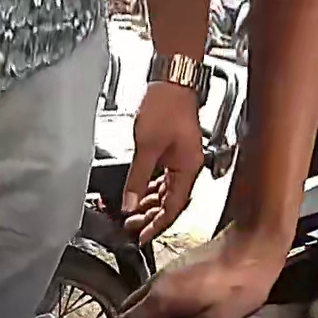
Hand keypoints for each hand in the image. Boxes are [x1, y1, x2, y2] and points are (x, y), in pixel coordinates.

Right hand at [100, 225, 288, 317]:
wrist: (253, 246)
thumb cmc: (239, 284)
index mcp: (161, 301)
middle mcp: (156, 285)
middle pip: (125, 311)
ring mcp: (165, 274)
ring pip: (138, 299)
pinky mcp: (176, 267)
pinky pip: (151, 290)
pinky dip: (148, 306)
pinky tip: (161, 315)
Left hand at [121, 82, 205, 243]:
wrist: (171, 79)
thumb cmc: (166, 105)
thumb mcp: (146, 148)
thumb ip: (136, 179)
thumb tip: (129, 204)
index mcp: (188, 169)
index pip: (173, 209)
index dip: (157, 226)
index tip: (142, 237)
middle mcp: (187, 167)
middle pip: (169, 203)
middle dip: (150, 217)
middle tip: (131, 227)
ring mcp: (180, 160)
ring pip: (164, 192)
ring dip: (148, 204)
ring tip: (130, 214)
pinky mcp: (172, 152)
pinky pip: (161, 179)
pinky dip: (149, 189)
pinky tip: (137, 195)